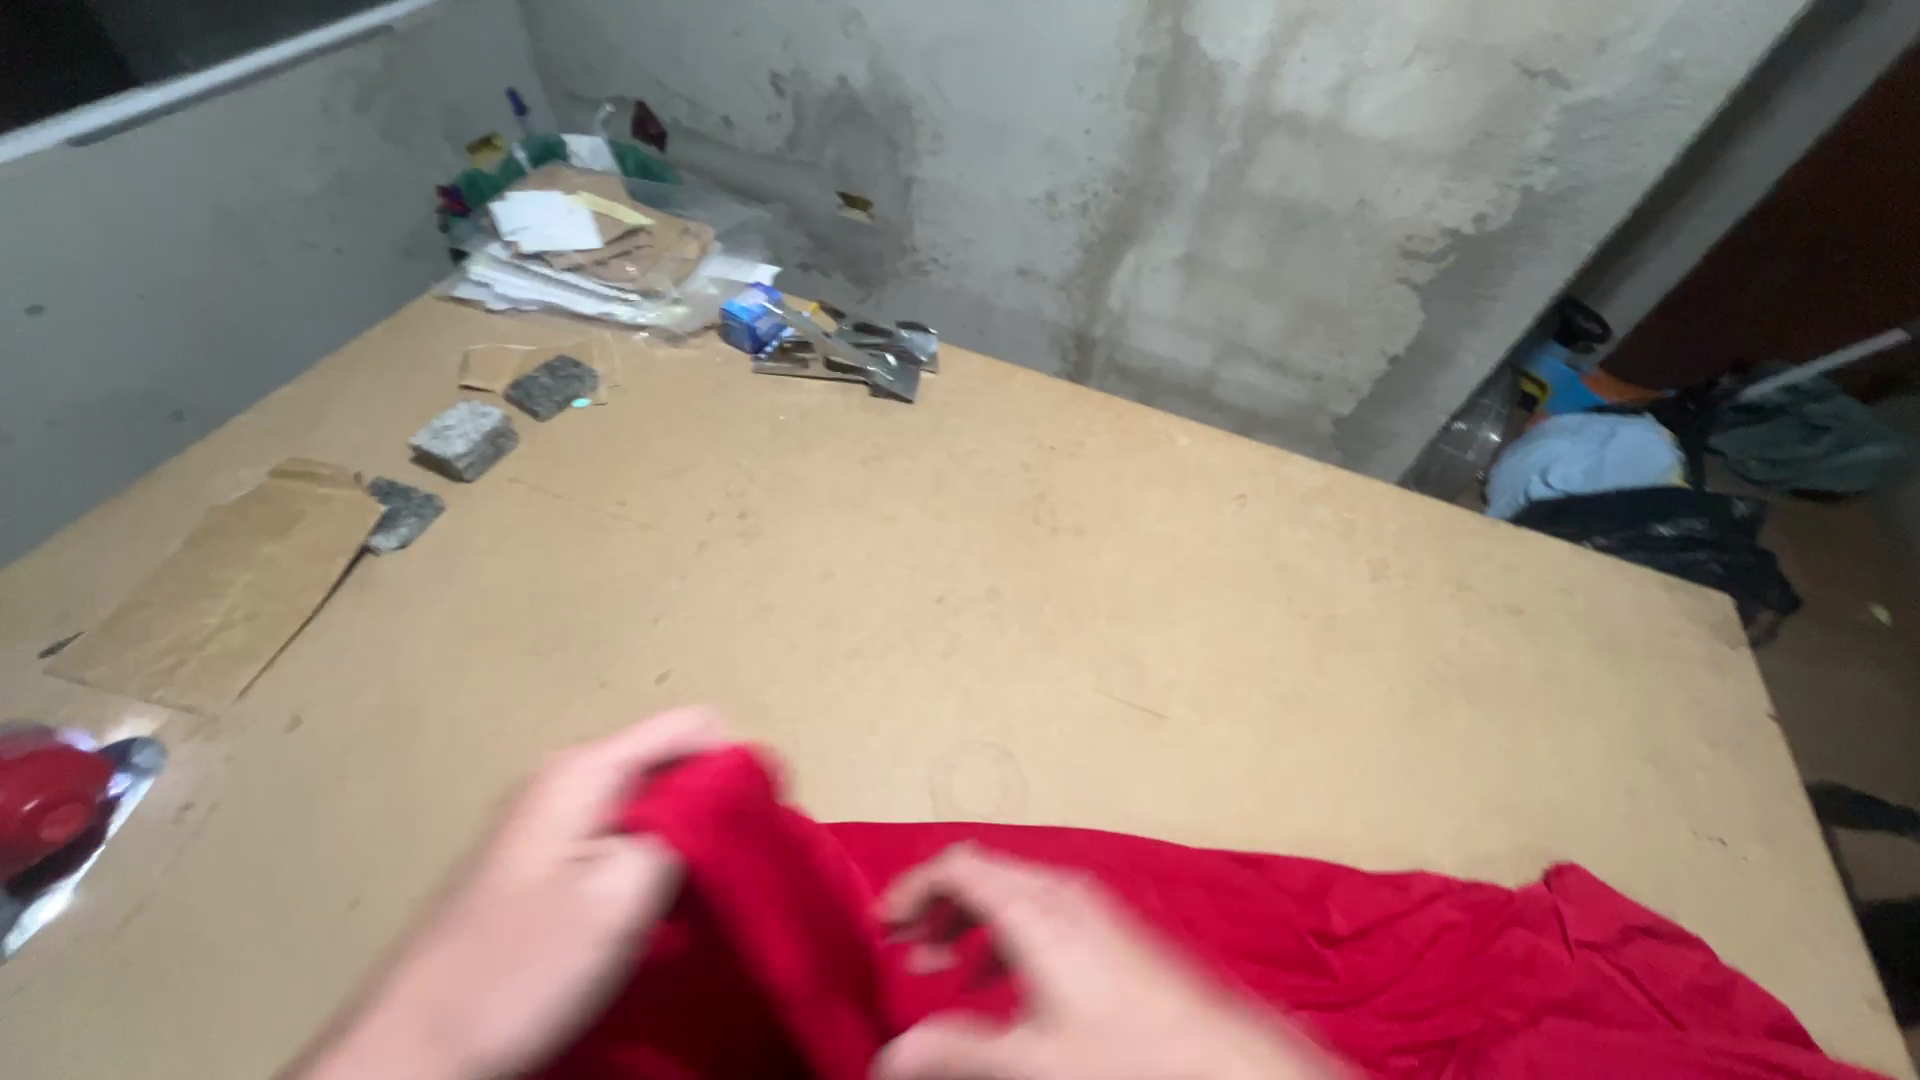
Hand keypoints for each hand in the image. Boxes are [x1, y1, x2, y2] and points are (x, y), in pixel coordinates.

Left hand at [290, 708, 727, 1079]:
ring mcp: (556, 818)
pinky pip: (628, 837)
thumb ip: (686, 826)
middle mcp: (570, 778)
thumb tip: (732, 789)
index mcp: (585, 770)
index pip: (693, 726)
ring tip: (690, 903)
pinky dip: (655, 867)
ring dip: (686, 845)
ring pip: (655, 804)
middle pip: (673, 764)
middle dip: (712, 809)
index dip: (735, 766)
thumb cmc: (520, 967)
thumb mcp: (622, 891)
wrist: (414, 1053)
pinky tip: (651, 916)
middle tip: (725, 874)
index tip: (756, 824)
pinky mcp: (551, 858)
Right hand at [875, 845, 1351, 1079]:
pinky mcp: (1105, 926)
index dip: (913, 888)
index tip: (884, 924)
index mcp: (1035, 908)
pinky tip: (995, 979)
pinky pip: (1037, 910)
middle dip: (935, 905)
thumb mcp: (1033, 1058)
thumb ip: (958, 1049)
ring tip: (938, 963)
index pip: (958, 867)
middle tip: (903, 947)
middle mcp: (1059, 892)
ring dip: (967, 920)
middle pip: (980, 873)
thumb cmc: (1129, 1054)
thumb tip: (892, 1054)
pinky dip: (1001, 934)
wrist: (1223, 1060)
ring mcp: (1086, 906)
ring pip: (1009, 891)